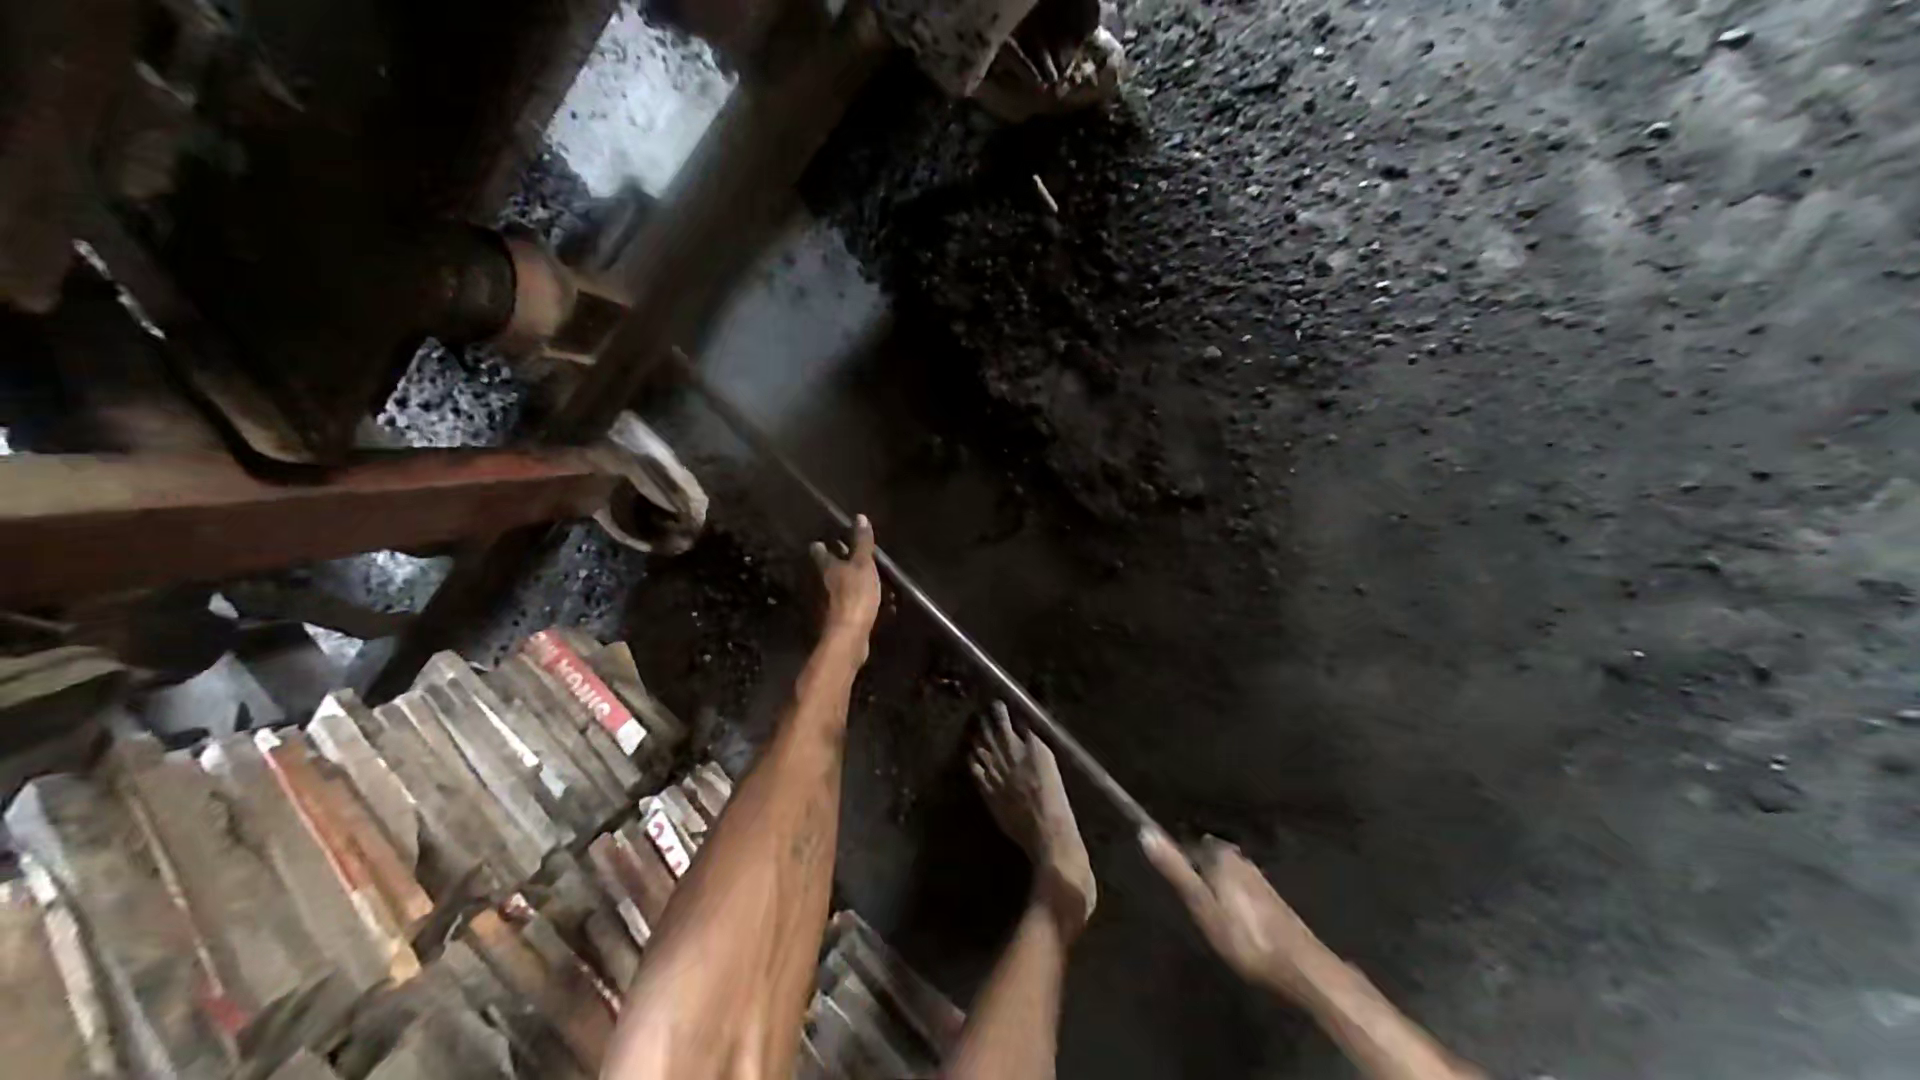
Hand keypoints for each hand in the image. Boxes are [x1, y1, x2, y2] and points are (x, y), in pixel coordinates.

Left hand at [810, 514, 881, 655]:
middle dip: (832, 562)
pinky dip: (849, 597)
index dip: (822, 545)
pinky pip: (843, 601)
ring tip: (855, 575)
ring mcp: (828, 601)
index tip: (826, 540)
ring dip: (841, 580)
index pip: (820, 551)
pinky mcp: (837, 616)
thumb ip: (861, 543)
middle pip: (825, 569)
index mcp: (828, 567)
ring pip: (833, 585)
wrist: (850, 635)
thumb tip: (859, 517)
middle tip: (843, 554)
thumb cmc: (855, 595)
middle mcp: (823, 582)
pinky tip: (860, 598)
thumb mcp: (863, 565)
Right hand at [1140, 828, 1333, 1000]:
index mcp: (1218, 854)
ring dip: (1209, 880)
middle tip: (1180, 892)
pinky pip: (1234, 882)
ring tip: (1199, 905)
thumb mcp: (1201, 905)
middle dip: (1192, 865)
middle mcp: (1237, 856)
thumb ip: (1174, 868)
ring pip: (1221, 869)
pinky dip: (1225, 891)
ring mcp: (1254, 875)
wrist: (1299, 966)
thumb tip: (1145, 832)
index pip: (1184, 842)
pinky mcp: (1266, 894)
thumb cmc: (1243, 936)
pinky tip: (1225, 913)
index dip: (1172, 854)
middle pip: (1203, 853)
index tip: (1162, 870)